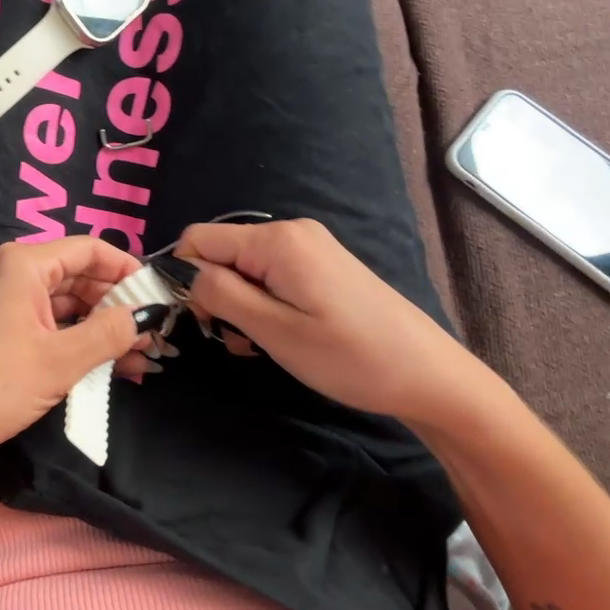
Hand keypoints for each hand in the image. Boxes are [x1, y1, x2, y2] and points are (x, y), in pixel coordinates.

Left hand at [0, 237, 147, 470]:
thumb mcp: (61, 361)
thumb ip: (110, 333)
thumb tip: (148, 313)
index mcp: (22, 264)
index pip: (89, 249)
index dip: (128, 269)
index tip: (159, 296)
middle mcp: (7, 270)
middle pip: (77, 275)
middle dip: (117, 305)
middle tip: (155, 335)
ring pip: (62, 302)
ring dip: (99, 328)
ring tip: (140, 358)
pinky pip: (43, 321)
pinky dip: (73, 339)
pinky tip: (106, 366)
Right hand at [175, 219, 510, 425]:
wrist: (429, 376)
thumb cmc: (349, 356)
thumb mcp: (274, 330)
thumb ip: (220, 293)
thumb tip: (181, 271)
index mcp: (276, 241)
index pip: (197, 239)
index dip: (184, 277)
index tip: (202, 319)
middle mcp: (291, 232)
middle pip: (220, 253)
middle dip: (213, 294)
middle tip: (235, 340)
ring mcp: (309, 248)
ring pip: (241, 268)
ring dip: (237, 305)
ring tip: (260, 343)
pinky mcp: (321, 266)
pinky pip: (268, 276)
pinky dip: (261, 304)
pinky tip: (279, 334)